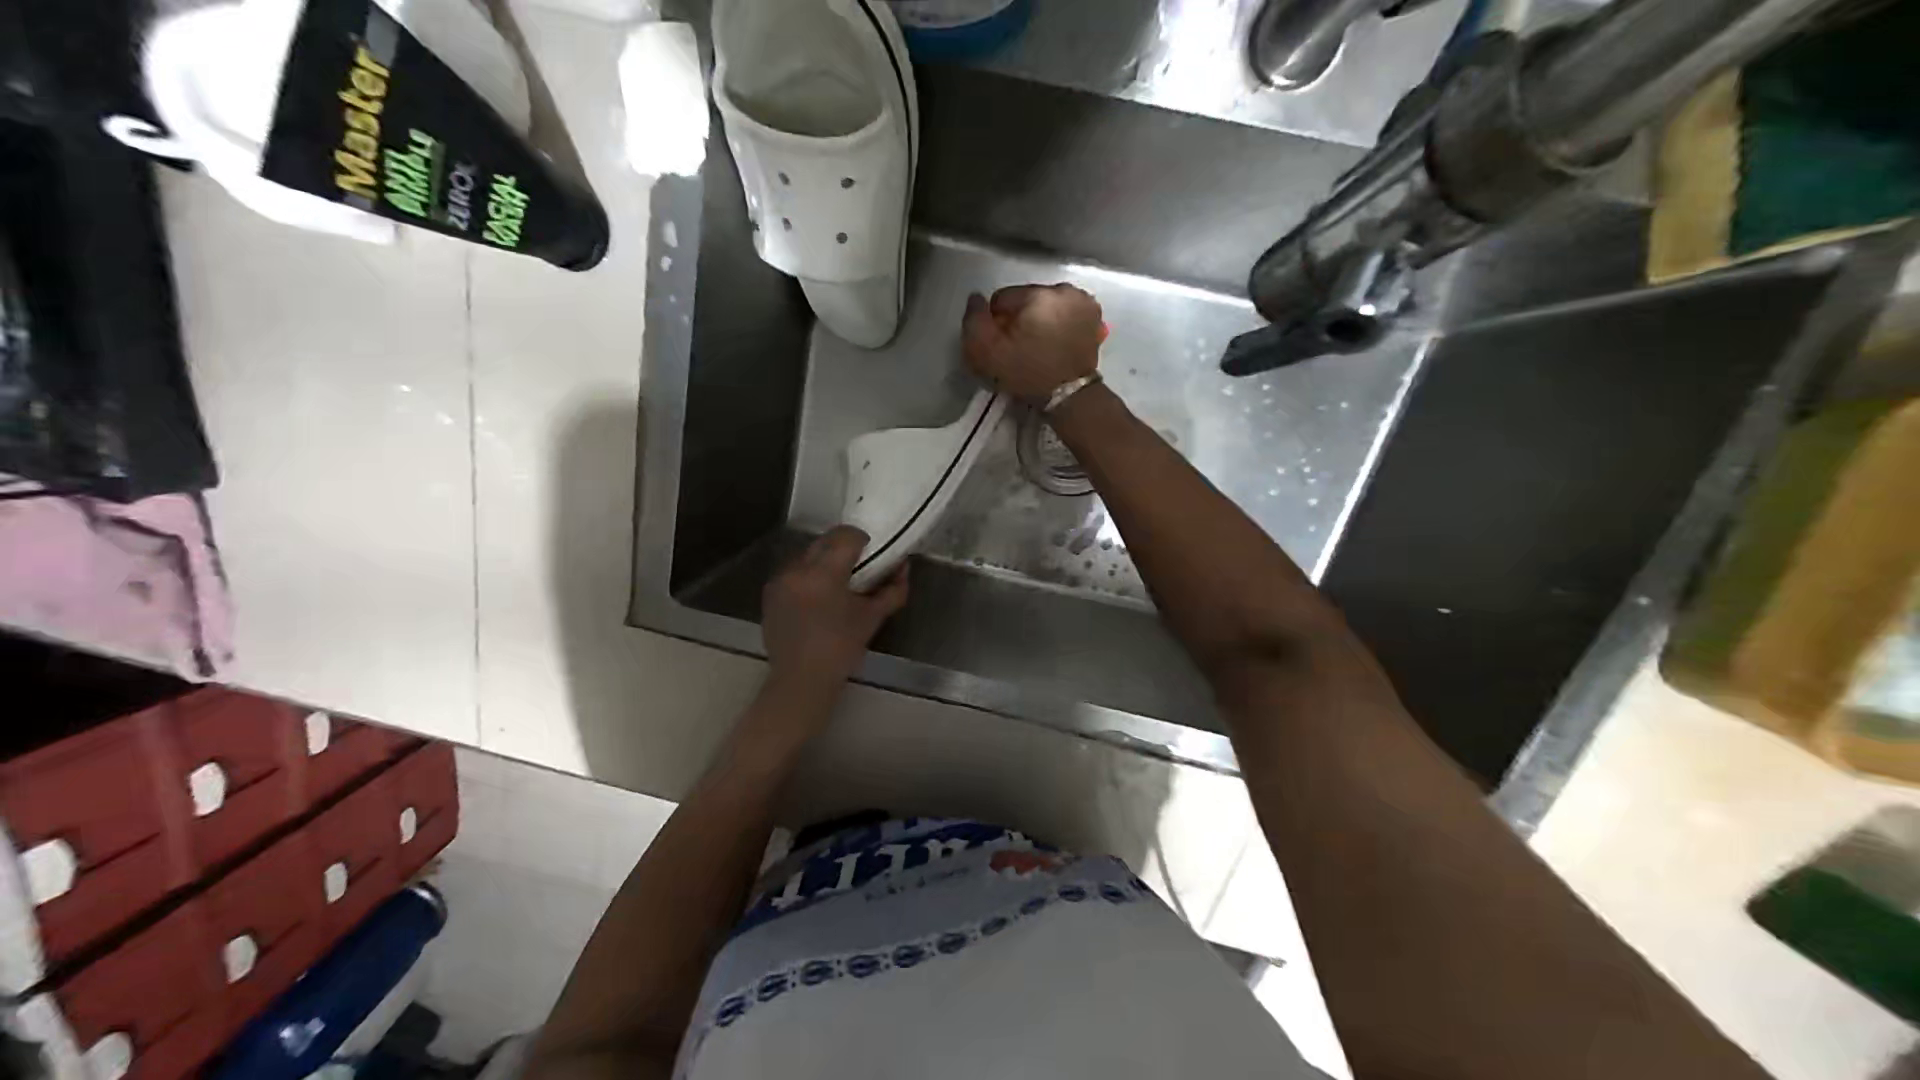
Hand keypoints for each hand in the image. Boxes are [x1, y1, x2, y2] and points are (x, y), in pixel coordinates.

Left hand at [762, 526, 909, 694]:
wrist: (801, 681)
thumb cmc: (841, 649)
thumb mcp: (872, 618)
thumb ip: (892, 590)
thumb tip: (903, 568)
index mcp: (824, 573)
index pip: (846, 536)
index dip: (863, 540)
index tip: (873, 554)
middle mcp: (798, 569)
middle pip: (825, 541)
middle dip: (844, 548)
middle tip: (859, 566)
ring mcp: (780, 579)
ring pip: (808, 554)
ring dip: (824, 560)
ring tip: (837, 583)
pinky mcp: (770, 592)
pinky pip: (794, 571)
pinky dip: (808, 575)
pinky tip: (818, 597)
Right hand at [962, 284, 1105, 404]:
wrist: (1070, 395)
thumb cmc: (1027, 374)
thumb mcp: (987, 353)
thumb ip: (974, 321)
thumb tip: (976, 298)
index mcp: (1037, 295)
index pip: (1002, 298)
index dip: (998, 322)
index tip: (1004, 344)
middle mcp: (1063, 290)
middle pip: (1026, 298)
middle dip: (1020, 318)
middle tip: (1021, 346)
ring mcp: (1082, 299)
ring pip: (1046, 302)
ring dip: (1039, 318)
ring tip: (1040, 345)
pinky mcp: (1094, 312)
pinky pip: (1065, 308)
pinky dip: (1059, 320)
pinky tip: (1056, 340)